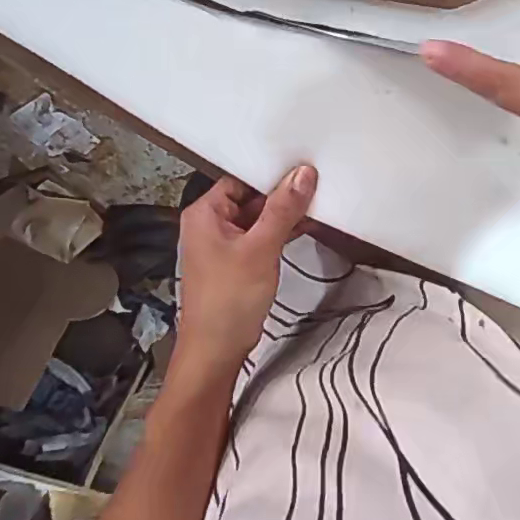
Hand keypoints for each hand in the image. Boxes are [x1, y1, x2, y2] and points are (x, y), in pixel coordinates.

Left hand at [176, 167, 317, 368]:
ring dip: (281, 216)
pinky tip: (302, 229)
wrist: (216, 351)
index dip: (269, 174)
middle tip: (315, 186)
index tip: (301, 169)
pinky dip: (277, 234)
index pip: (240, 179)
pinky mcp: (234, 263)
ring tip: (315, 205)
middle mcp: (209, 225)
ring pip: (256, 219)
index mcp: (204, 213)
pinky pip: (257, 238)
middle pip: (249, 198)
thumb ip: (283, 209)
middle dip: (280, 196)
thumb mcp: (261, 248)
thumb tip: (302, 175)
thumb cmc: (227, 301)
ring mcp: (221, 245)